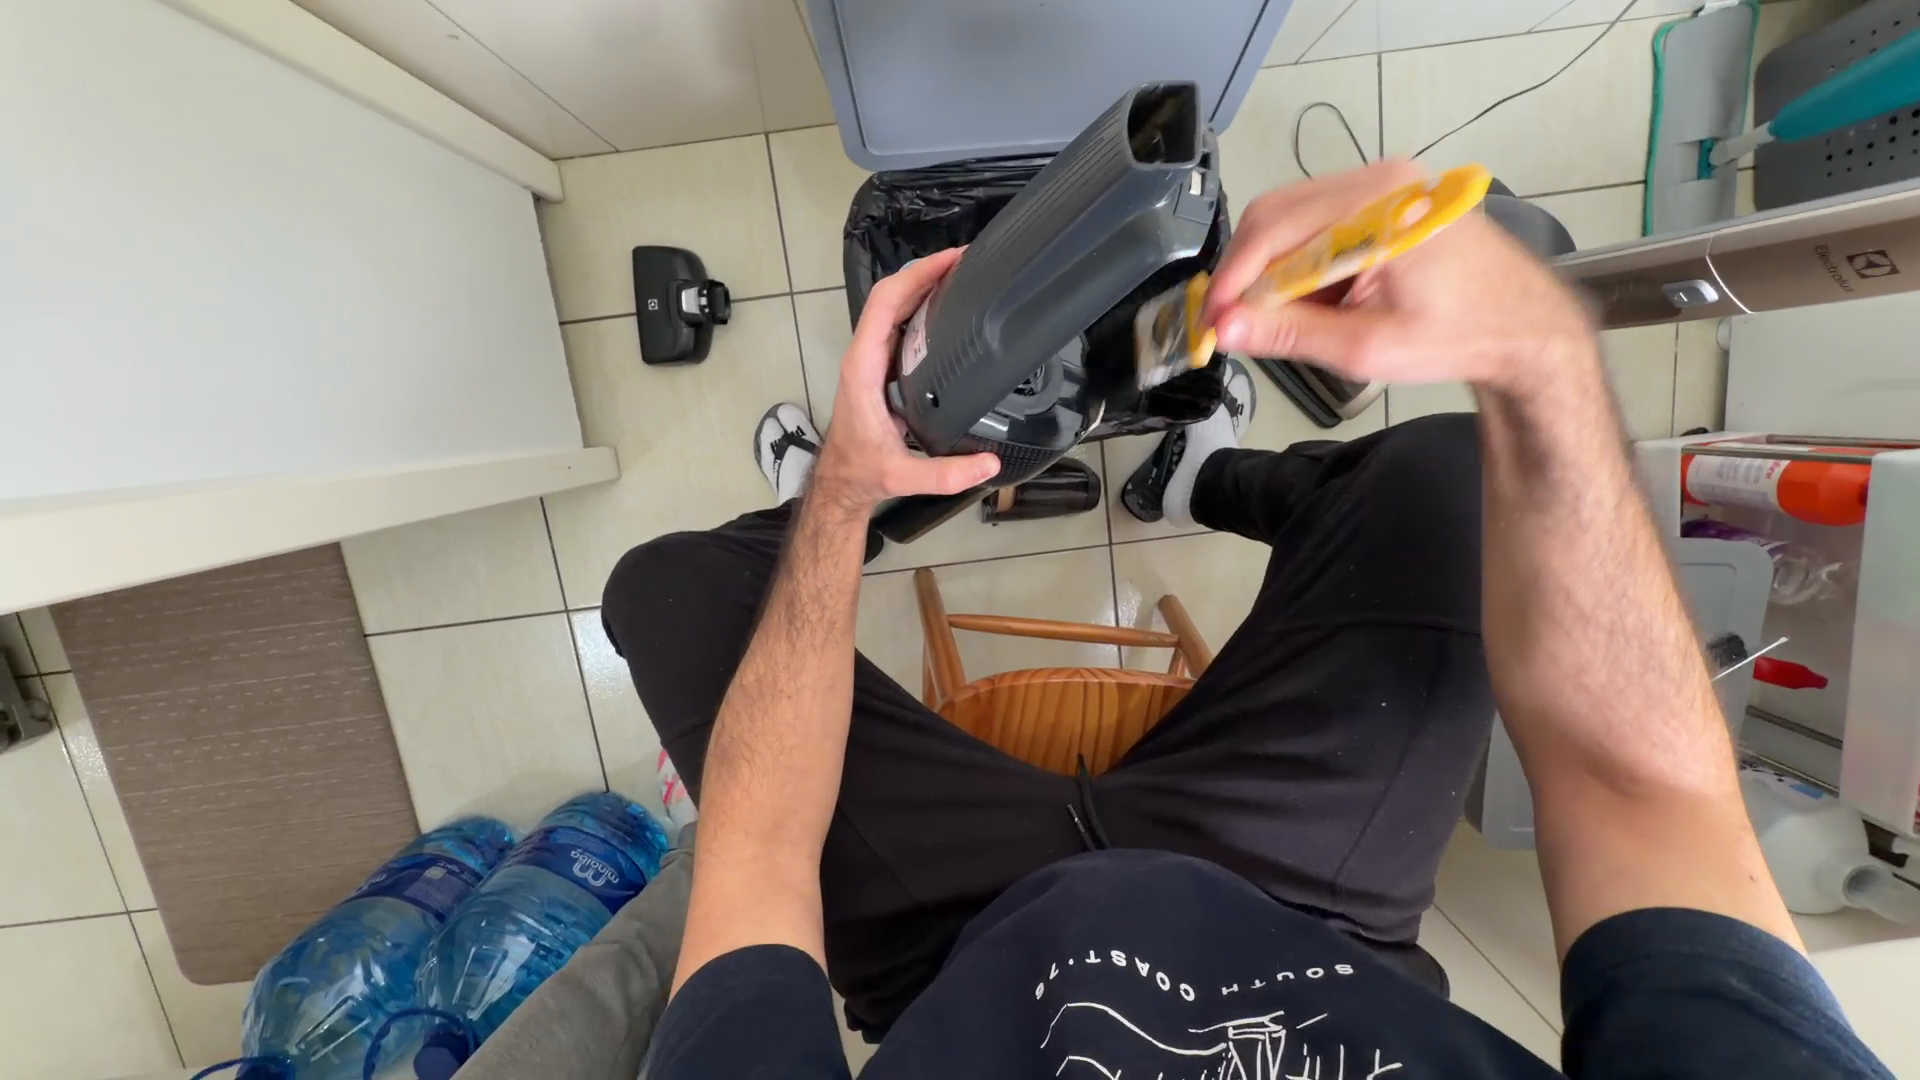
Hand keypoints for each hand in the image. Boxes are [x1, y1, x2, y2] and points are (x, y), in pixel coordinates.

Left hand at [813, 248, 1000, 511]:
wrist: (842, 482)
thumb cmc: (862, 472)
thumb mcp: (903, 476)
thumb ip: (946, 474)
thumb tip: (989, 463)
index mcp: (864, 368)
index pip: (885, 304)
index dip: (917, 276)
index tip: (951, 261)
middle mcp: (865, 356)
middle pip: (892, 295)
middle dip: (927, 271)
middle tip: (968, 260)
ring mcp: (871, 360)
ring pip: (894, 307)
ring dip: (924, 285)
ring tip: (963, 275)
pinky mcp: (880, 368)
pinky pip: (900, 326)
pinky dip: (922, 308)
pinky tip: (950, 309)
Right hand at [1206, 160, 1594, 395]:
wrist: (1522, 327)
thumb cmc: (1457, 336)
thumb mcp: (1364, 346)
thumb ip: (1289, 334)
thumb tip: (1224, 328)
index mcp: (1379, 206)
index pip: (1273, 232)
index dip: (1231, 281)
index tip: (1209, 324)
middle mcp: (1378, 180)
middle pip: (1272, 217)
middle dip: (1242, 274)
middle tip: (1227, 324)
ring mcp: (1381, 186)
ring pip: (1285, 219)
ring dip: (1265, 271)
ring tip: (1268, 318)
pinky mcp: (1380, 201)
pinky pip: (1310, 225)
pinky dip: (1291, 264)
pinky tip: (1303, 300)